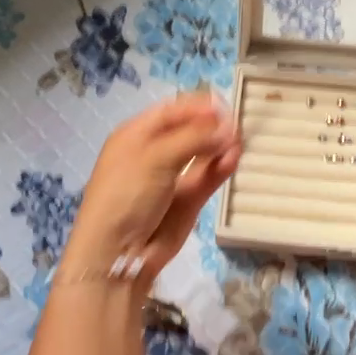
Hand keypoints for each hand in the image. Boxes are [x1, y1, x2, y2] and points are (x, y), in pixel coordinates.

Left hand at [67, 95, 239, 281]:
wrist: (118, 251)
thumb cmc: (126, 193)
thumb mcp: (155, 157)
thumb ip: (194, 137)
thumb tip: (228, 124)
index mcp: (136, 135)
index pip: (171, 111)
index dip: (196, 106)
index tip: (223, 103)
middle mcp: (155, 152)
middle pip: (189, 130)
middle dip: (212, 126)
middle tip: (235, 125)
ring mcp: (173, 176)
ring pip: (202, 153)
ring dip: (220, 146)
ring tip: (237, 143)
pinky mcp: (188, 198)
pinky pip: (207, 176)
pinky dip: (221, 166)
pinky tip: (232, 159)